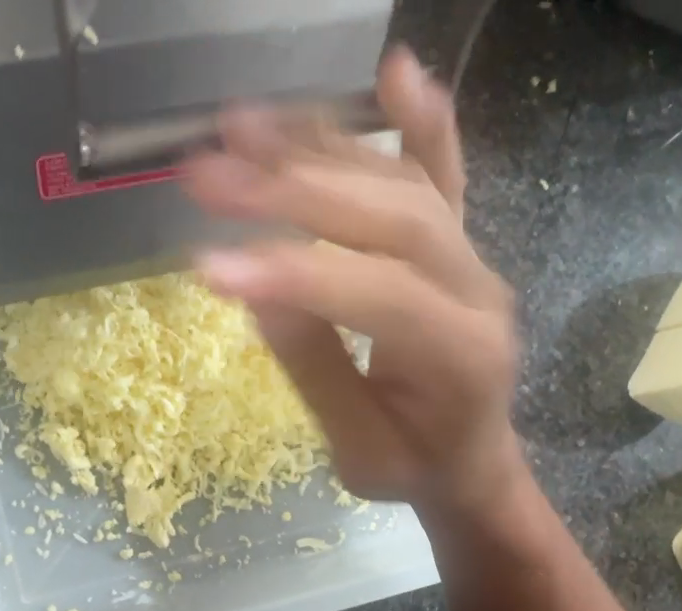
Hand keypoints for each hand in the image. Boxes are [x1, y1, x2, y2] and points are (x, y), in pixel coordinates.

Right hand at [184, 47, 528, 526]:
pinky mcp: (457, 242)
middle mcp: (477, 287)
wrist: (472, 460)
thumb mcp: (357, 449)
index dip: (293, 272)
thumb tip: (259, 288)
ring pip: (400, 182)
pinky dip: (417, 122)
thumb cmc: (410, 467)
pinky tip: (395, 72)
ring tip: (238, 123)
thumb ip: (317, 370)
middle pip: (388, 216)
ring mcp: (472, 256)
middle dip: (291, 190)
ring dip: (318, 147)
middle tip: (204, 173)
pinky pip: (440, 174)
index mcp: (460, 355)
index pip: (376, 295)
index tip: (208, 266)